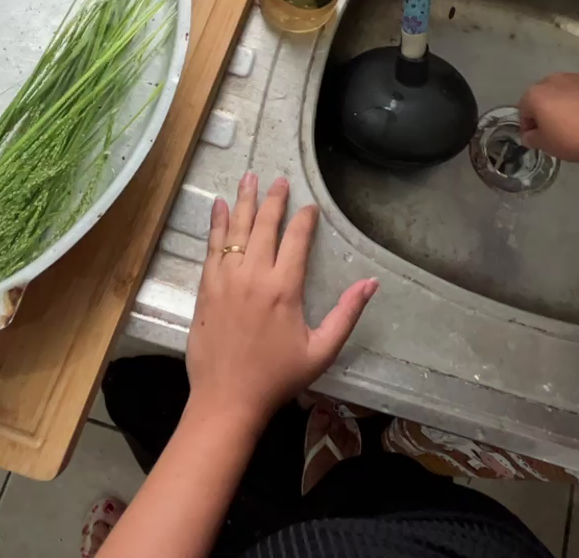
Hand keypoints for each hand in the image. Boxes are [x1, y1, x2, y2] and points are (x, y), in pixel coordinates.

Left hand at [186, 172, 377, 431]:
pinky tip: (219, 206)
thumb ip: (347, 314)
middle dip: (273, 199)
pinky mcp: (206, 288)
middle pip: (264, 225)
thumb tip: (371, 282)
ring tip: (248, 177)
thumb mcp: (322, 351)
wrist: (227, 401)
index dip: (304, 218)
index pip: (296, 239)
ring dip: (243, 201)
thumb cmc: (277, 377)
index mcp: (284, 288)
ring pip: (236, 230)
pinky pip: (212, 248)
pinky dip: (216, 224)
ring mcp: (226, 280)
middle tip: (279, 179)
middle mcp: (254, 276)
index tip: (310, 206)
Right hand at [517, 72, 578, 165]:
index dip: (527, 126)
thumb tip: (530, 135)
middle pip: (541, 96)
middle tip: (552, 131)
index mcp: (535, 94)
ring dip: (561, 105)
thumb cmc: (572, 139)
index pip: (523, 109)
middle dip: (543, 111)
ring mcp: (576, 79)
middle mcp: (553, 80)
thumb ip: (532, 138)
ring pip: (561, 92)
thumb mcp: (545, 145)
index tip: (535, 138)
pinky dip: (578, 103)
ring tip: (571, 124)